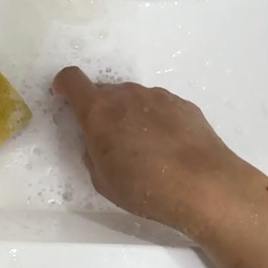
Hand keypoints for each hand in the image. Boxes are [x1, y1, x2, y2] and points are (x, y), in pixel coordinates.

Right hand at [52, 66, 266, 237]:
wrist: (204, 185)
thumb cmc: (144, 187)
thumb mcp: (102, 180)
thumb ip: (92, 154)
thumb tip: (97, 142)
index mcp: (99, 111)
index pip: (72, 81)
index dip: (63, 85)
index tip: (63, 96)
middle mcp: (126, 95)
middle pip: (104, 92)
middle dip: (100, 110)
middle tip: (109, 141)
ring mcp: (157, 97)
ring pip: (133, 99)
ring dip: (129, 116)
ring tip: (144, 149)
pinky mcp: (183, 105)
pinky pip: (159, 107)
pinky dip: (156, 121)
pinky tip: (168, 148)